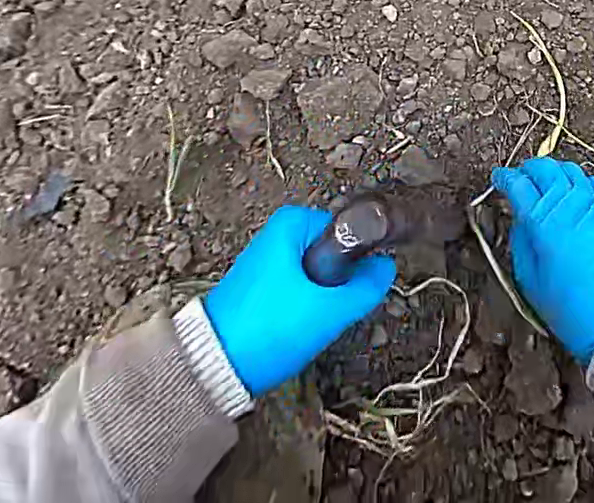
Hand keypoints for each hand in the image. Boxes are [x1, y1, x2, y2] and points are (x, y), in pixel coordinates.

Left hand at [202, 206, 395, 393]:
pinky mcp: (258, 284)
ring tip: (305, 322)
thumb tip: (385, 268)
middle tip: (327, 309)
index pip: (347, 233)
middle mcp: (277, 232)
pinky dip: (301, 306)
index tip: (346, 289)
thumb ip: (368, 286)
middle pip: (332, 255)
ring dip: (319, 298)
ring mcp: (266, 258)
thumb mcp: (331, 310)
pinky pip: (298, 287)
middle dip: (336, 283)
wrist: (208, 372)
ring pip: (316, 274)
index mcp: (293, 221)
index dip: (355, 263)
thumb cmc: (268, 330)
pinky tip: (292, 327)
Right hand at [491, 158, 593, 363]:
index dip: (505, 178)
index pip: (518, 185)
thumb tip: (520, 218)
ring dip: (557, 172)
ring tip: (549, 180)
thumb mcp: (531, 282)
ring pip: (573, 171)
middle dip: (530, 168)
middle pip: (546, 169)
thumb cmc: (572, 311)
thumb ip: (522, 243)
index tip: (500, 178)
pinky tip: (580, 192)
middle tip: (523, 174)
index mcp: (544, 224)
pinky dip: (584, 183)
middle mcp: (571, 206)